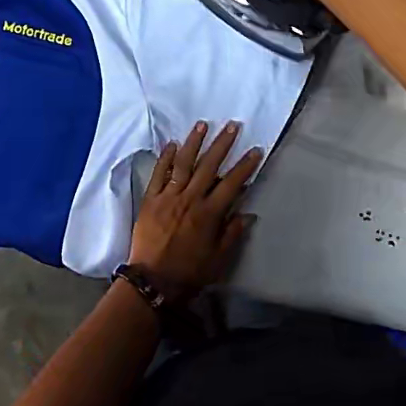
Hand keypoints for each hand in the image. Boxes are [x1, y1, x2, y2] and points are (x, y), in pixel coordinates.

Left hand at [128, 121, 262, 302]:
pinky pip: (159, 173)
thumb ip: (232, 234)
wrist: (153, 280)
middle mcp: (190, 199)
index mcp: (209, 214)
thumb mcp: (218, 259)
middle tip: (232, 126)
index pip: (232, 184)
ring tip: (203, 125)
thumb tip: (247, 213)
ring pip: (183, 163)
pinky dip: (165, 157)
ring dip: (194, 142)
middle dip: (222, 144)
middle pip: (209, 166)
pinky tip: (171, 143)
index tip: (255, 150)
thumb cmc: (189, 273)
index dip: (245, 166)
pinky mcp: (151, 198)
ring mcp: (168, 196)